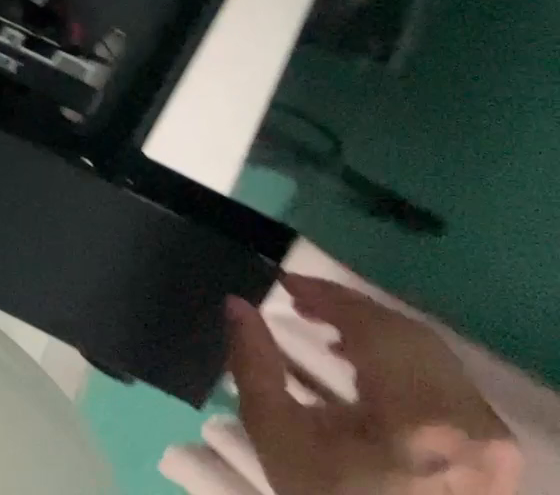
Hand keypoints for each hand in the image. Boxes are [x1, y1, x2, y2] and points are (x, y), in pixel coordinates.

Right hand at [227, 275, 521, 494]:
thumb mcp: (275, 434)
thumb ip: (253, 364)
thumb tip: (237, 305)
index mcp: (415, 415)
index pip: (375, 328)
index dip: (329, 297)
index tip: (284, 283)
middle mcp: (468, 420)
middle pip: (410, 335)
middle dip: (351, 309)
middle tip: (298, 299)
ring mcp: (491, 438)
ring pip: (432, 355)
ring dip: (376, 330)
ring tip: (324, 325)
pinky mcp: (495, 450)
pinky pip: (446, 381)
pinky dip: (401, 357)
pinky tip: (363, 362)